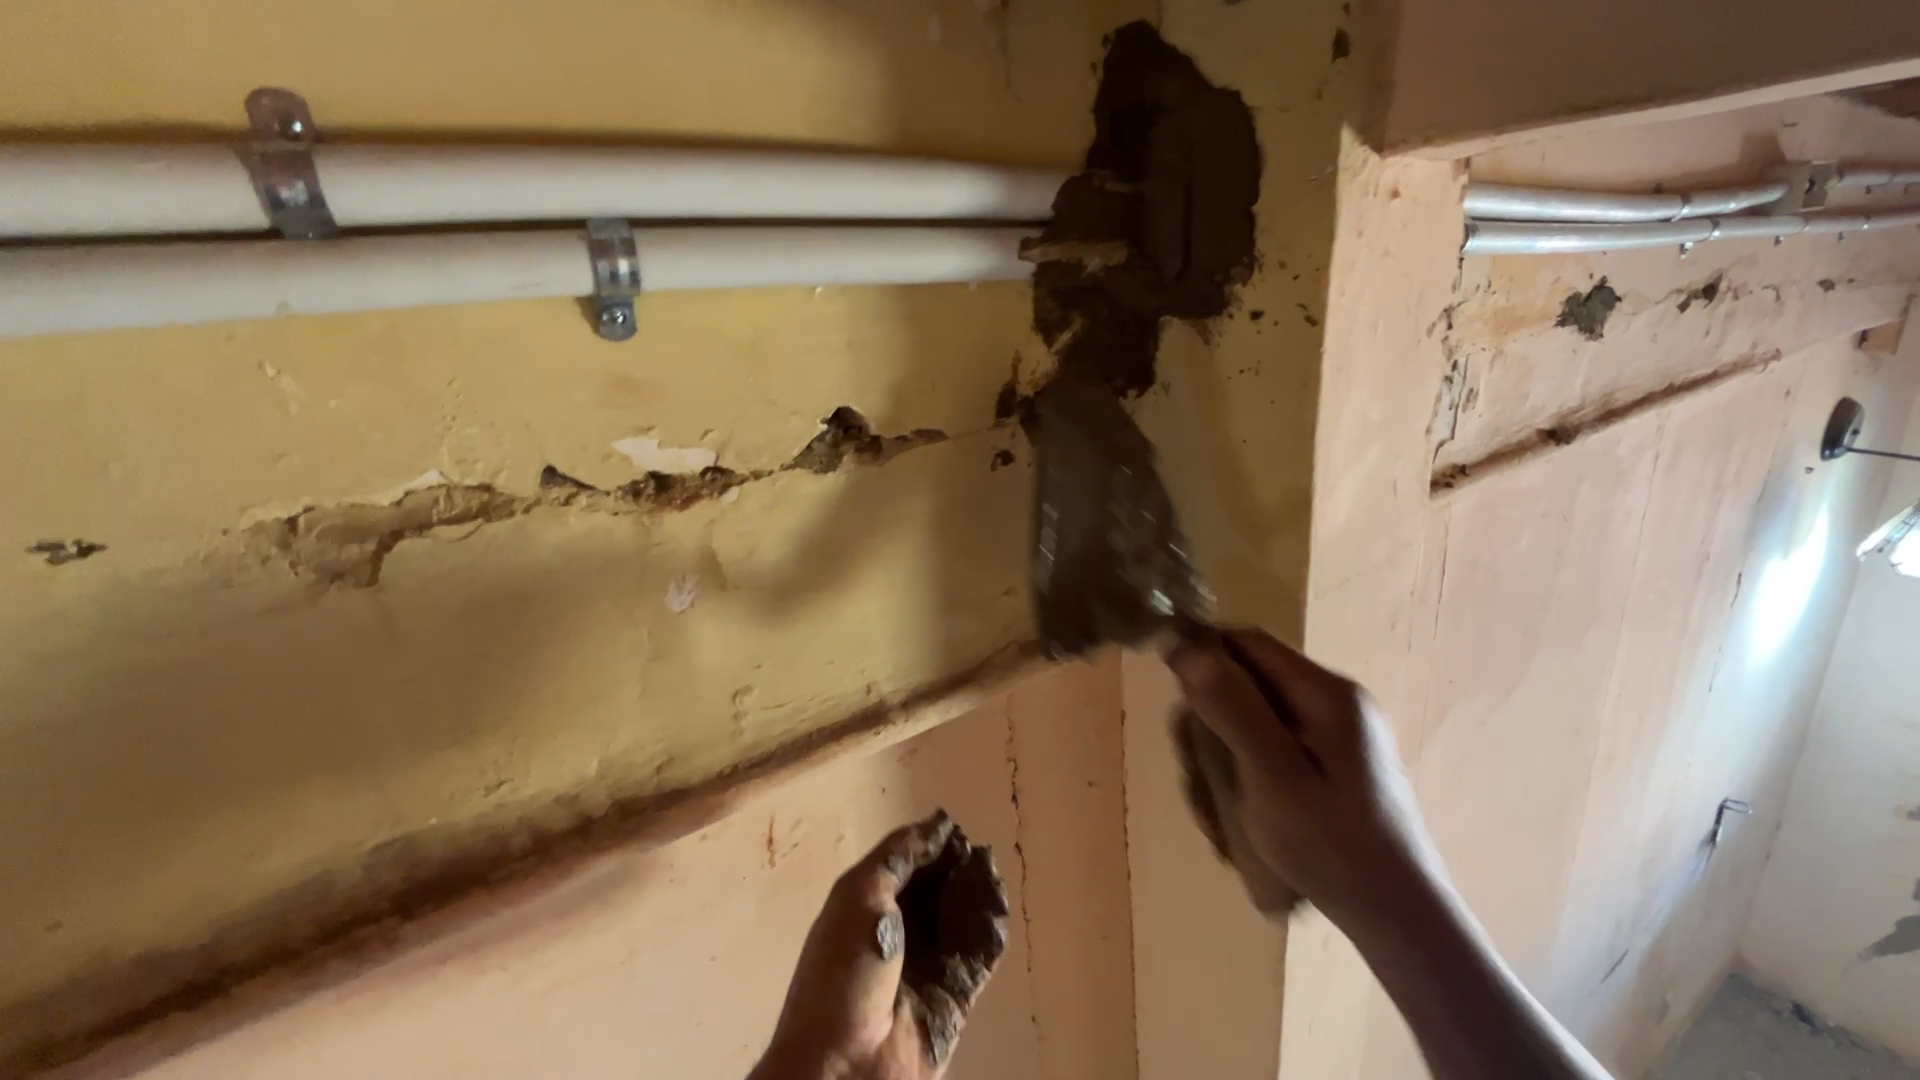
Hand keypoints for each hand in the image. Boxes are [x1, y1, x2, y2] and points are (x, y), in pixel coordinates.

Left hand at [751, 811, 1007, 1079]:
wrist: (843, 1064)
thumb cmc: (841, 970)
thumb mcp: (859, 896)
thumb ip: (899, 855)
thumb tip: (937, 821)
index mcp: (868, 906)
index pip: (907, 866)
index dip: (931, 846)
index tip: (956, 831)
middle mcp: (899, 932)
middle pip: (938, 890)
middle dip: (958, 869)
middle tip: (978, 853)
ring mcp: (928, 965)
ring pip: (962, 918)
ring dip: (978, 895)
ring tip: (991, 875)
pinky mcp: (954, 995)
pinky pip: (979, 955)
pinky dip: (991, 930)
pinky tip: (998, 908)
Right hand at [1167, 628, 1439, 924]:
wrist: (1397, 918)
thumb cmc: (1332, 847)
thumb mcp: (1273, 777)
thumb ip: (1232, 710)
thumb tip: (1185, 648)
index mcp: (1326, 693)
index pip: (1247, 643)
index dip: (1202, 658)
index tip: (1174, 703)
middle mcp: (1332, 703)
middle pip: (1245, 684)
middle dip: (1209, 727)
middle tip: (1197, 780)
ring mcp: (1333, 736)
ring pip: (1250, 721)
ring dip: (1220, 761)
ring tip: (1217, 816)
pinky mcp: (1330, 765)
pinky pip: (1269, 750)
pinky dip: (1244, 777)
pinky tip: (1238, 820)